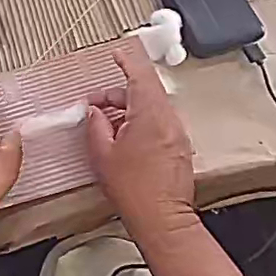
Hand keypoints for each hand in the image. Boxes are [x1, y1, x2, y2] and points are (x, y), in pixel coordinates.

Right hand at [85, 49, 195, 239]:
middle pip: (145, 92)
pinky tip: (125, 139)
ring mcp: (177, 134)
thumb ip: (96, 125)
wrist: (162, 220)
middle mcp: (168, 120)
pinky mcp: (180, 147)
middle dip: (119, 94)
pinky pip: (160, 123)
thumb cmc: (133, 190)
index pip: (140, 76)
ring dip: (130, 109)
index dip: (127, 62)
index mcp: (150, 115)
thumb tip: (95, 111)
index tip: (117, 55)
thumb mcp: (102, 154)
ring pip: (152, 107)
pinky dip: (142, 122)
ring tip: (108, 126)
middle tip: (96, 105)